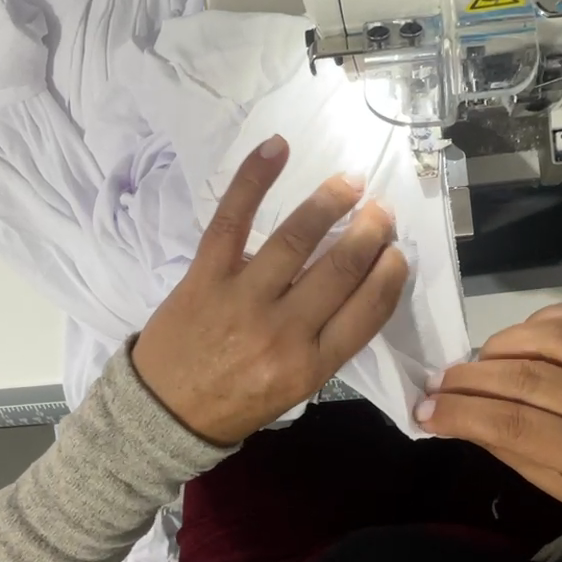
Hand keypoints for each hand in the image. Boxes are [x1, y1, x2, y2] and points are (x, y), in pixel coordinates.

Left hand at [133, 135, 409, 444]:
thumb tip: (356, 282)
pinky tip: (278, 148)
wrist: (164, 412)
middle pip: (339, 269)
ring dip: (329, 203)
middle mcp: (283, 331)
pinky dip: (255, 179)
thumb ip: (327, 341)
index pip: (367, 311)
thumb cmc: (237, 401)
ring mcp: (242, 299)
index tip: (397, 251)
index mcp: (310, 364)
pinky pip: (232, 220)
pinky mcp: (206, 275)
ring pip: (295, 239)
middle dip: (369, 232)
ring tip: (350, 183)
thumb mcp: (295, 388)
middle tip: (381, 211)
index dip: (390, 274)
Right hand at [415, 302, 561, 521]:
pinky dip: (534, 324)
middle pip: (529, 378)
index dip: (463, 414)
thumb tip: (446, 412)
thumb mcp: (554, 485)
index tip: (425, 410)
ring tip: (478, 364)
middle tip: (437, 383)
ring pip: (549, 339)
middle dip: (471, 379)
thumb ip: (503, 445)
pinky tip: (517, 343)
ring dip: (499, 347)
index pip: (518, 425)